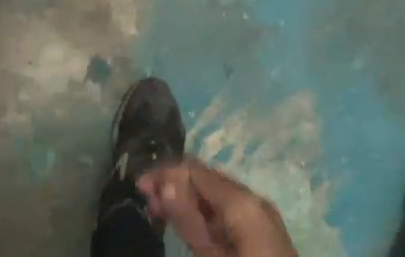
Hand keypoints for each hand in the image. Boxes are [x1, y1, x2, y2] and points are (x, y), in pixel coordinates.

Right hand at [137, 158, 297, 256]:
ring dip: (189, 202)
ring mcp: (263, 217)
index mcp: (243, 201)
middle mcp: (254, 200)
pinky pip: (230, 214)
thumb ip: (188, 220)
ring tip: (163, 214)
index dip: (164, 174)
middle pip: (207, 180)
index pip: (194, 169)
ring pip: (218, 197)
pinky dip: (207, 217)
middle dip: (175, 186)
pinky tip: (192, 228)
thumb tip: (164, 183)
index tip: (139, 188)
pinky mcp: (265, 234)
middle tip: (148, 203)